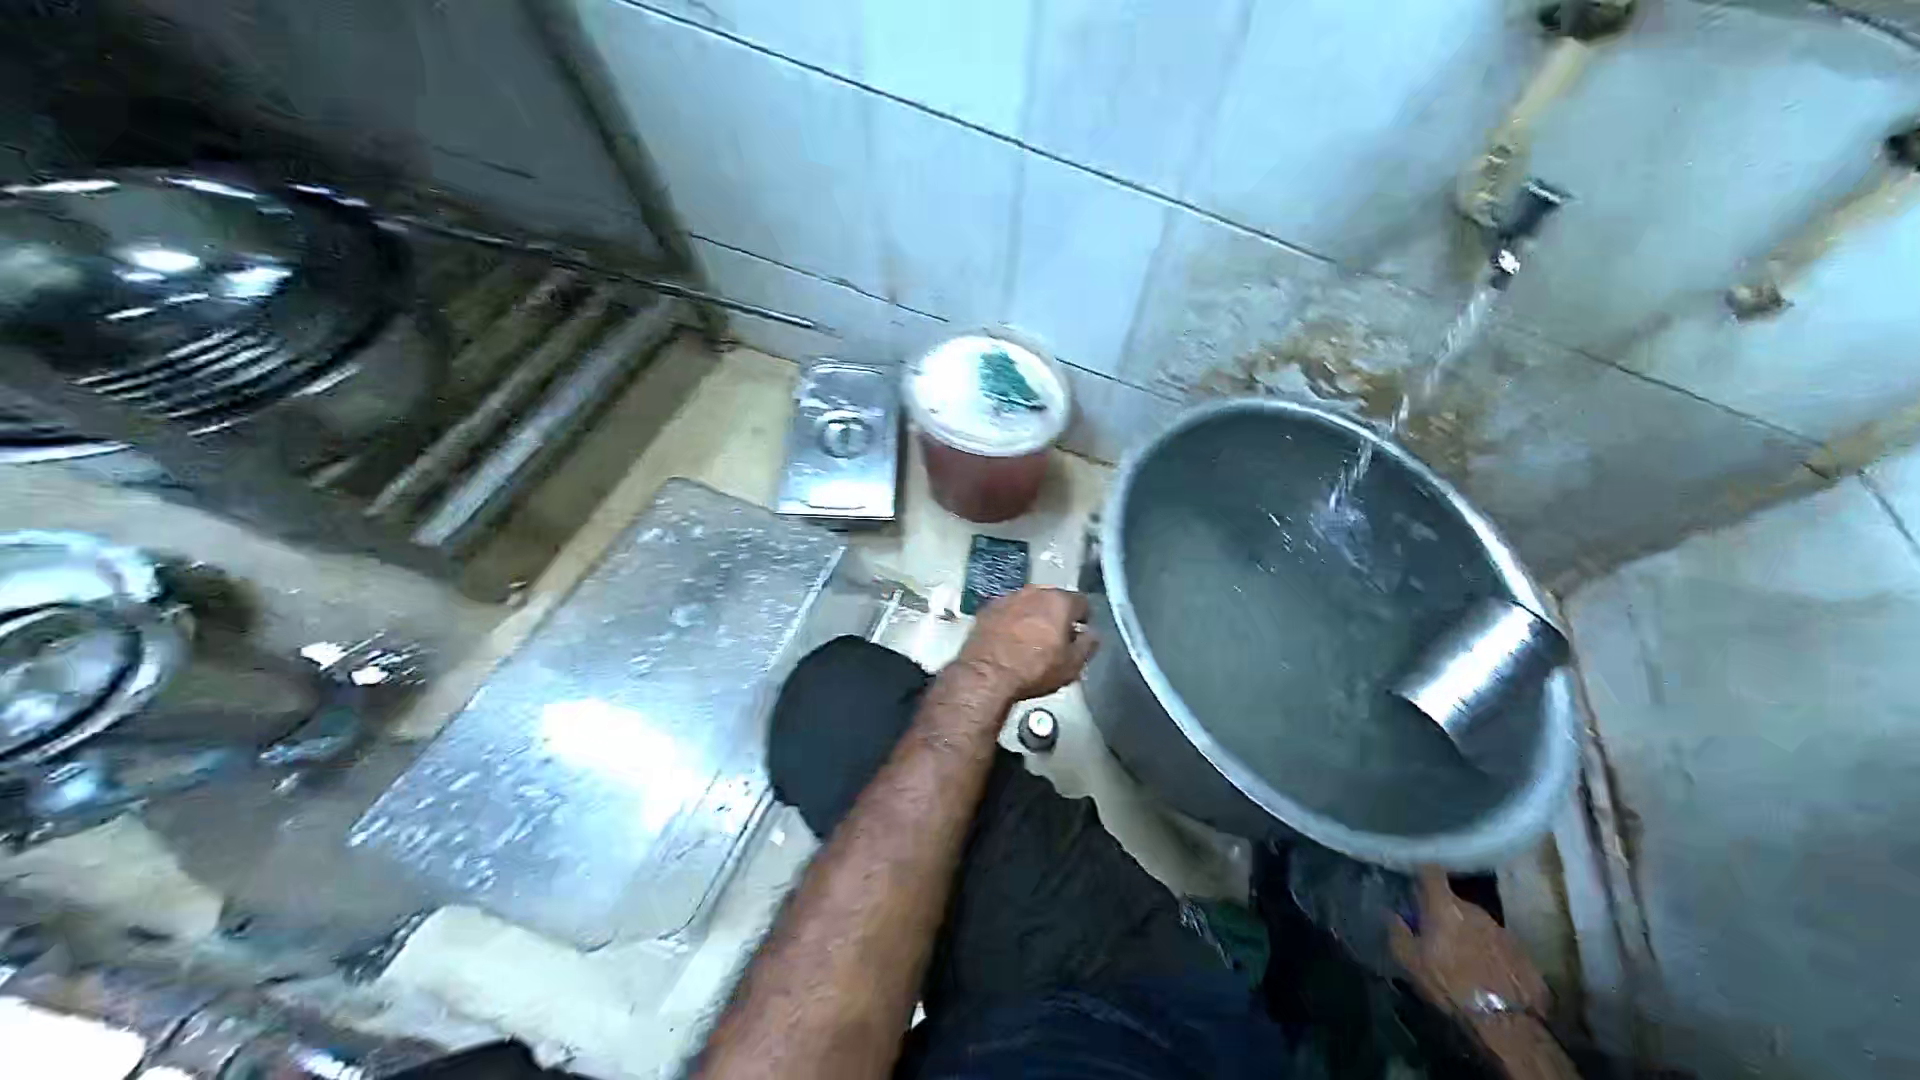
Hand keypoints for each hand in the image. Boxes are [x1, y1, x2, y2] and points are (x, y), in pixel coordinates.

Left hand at [956, 586, 1098, 700]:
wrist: (986, 674)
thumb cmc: (1034, 669)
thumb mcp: (1071, 665)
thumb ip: (1087, 646)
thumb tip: (1092, 635)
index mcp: (1059, 601)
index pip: (1082, 602)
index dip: (1084, 618)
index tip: (1080, 633)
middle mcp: (1034, 592)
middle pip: (1053, 599)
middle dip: (1057, 615)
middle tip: (1056, 638)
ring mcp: (1007, 598)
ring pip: (1029, 603)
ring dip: (1033, 616)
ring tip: (1031, 639)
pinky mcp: (987, 609)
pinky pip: (1007, 611)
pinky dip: (1011, 621)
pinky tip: (1009, 639)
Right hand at [1390, 868, 1547, 1021]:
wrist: (1508, 1024)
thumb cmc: (1451, 985)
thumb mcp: (1410, 961)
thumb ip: (1397, 932)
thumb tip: (1391, 914)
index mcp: (1446, 907)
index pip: (1432, 873)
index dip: (1422, 872)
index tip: (1415, 878)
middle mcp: (1476, 911)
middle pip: (1455, 901)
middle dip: (1445, 911)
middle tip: (1435, 929)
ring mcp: (1504, 932)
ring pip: (1478, 922)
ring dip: (1468, 931)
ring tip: (1462, 953)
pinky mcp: (1525, 954)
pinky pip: (1498, 943)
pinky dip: (1489, 950)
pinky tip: (1485, 969)